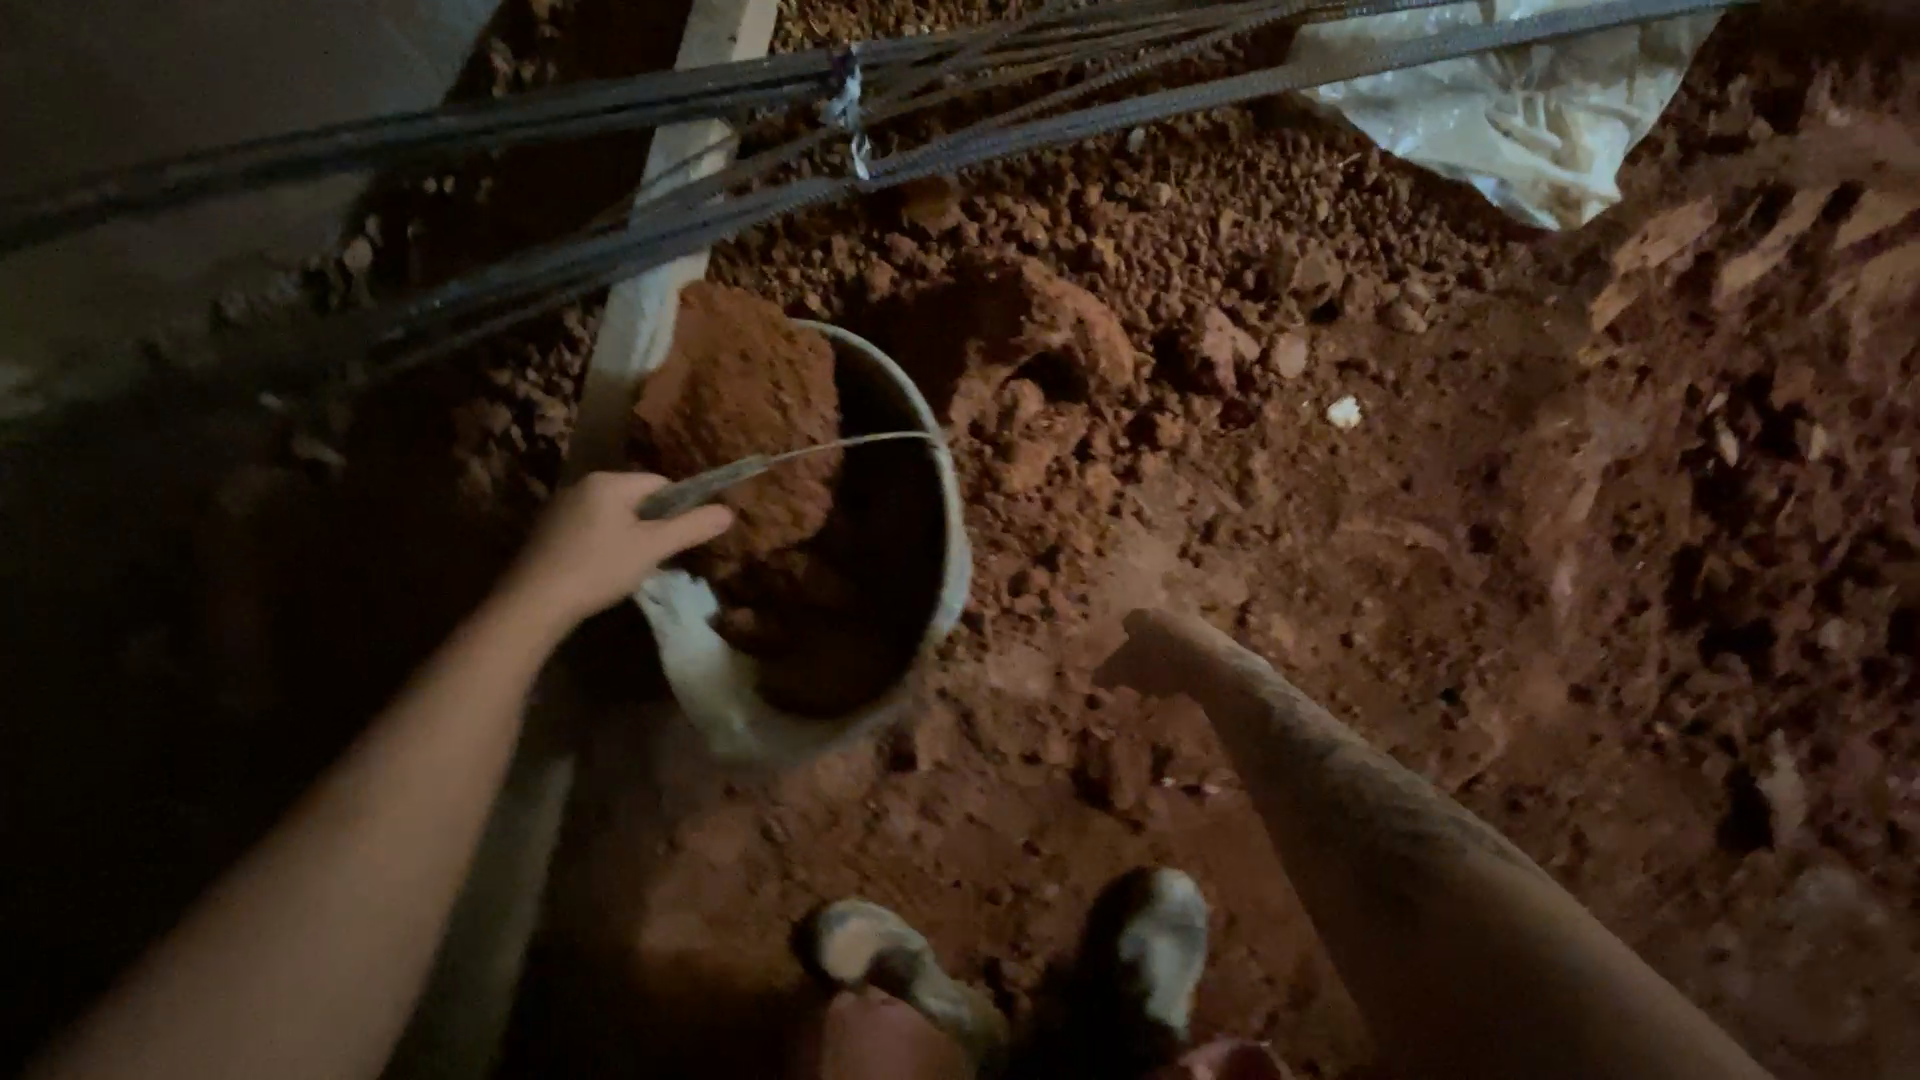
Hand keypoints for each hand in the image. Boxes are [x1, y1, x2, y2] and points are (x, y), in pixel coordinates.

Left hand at [498, 471, 732, 628]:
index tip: (679, 539)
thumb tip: (728, 512)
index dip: (678, 509)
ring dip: (629, 536)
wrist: (534, 602)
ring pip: (613, 515)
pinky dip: (604, 544)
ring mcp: (561, 508)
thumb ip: (691, 527)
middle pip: (636, 499)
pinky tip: (602, 571)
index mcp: (609, 482)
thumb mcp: (653, 548)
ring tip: (631, 567)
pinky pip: (591, 528)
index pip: (660, 483)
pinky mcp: (548, 531)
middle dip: (653, 524)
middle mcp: (582, 485)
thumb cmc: (599, 568)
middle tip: (657, 557)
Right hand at [1091, 609, 1217, 699]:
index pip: (1129, 621)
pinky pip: (1196, 652)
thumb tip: (1095, 677)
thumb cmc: (1158, 664)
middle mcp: (1168, 614)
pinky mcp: (1218, 641)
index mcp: (1143, 617)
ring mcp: (1196, 625)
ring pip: (1176, 638)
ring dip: (1171, 654)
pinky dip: (1190, 664)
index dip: (1125, 636)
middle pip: (1154, 628)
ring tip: (1166, 679)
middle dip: (1149, 644)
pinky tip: (1188, 682)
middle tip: (1143, 668)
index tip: (1123, 654)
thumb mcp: (1124, 672)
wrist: (1211, 666)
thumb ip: (1108, 673)